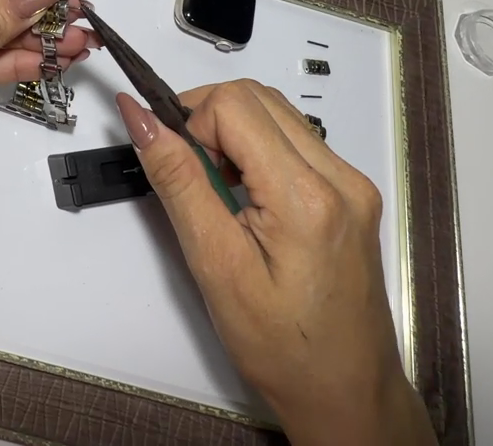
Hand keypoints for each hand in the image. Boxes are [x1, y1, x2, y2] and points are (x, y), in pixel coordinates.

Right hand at [116, 81, 433, 445]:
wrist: (346, 395)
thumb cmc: (285, 348)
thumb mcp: (213, 263)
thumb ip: (176, 178)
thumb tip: (141, 119)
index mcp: (307, 197)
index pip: (233, 105)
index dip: (190, 122)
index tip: (173, 160)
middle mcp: (340, 179)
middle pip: (254, 97)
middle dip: (206, 120)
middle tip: (189, 172)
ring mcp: (350, 183)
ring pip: (272, 110)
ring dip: (229, 132)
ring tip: (215, 186)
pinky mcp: (348, 191)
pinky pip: (290, 136)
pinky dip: (252, 147)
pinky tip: (241, 191)